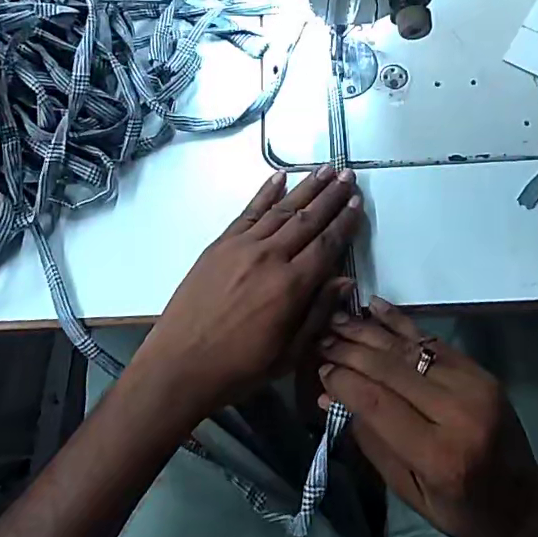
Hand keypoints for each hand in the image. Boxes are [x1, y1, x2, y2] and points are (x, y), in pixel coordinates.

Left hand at [127, 167, 362, 420]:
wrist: (180, 362)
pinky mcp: (220, 244)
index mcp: (290, 287)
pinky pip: (248, 212)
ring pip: (281, 210)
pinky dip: (265, 192)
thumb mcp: (288, 353)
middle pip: (307, 219)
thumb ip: (318, 313)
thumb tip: (346, 280)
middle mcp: (269, 257)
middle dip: (330, 196)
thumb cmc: (238, 367)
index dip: (344, 222)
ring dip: (305, 187)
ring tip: (325, 169)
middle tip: (348, 176)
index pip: (327, 245)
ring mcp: (241, 246)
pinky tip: (280, 177)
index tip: (357, 203)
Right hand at [318, 299, 537, 536]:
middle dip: (348, 351)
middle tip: (319, 339)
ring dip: (366, 331)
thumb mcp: (407, 489)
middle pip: (388, 368)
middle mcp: (459, 414)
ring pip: (407, 348)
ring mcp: (474, 386)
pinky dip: (398, 322)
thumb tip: (326, 394)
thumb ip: (368, 437)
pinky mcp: (480, 371)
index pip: (376, 401)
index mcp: (439, 455)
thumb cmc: (462, 512)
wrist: (528, 511)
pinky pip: (431, 340)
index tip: (318, 368)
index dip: (342, 380)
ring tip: (335, 319)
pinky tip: (372, 308)